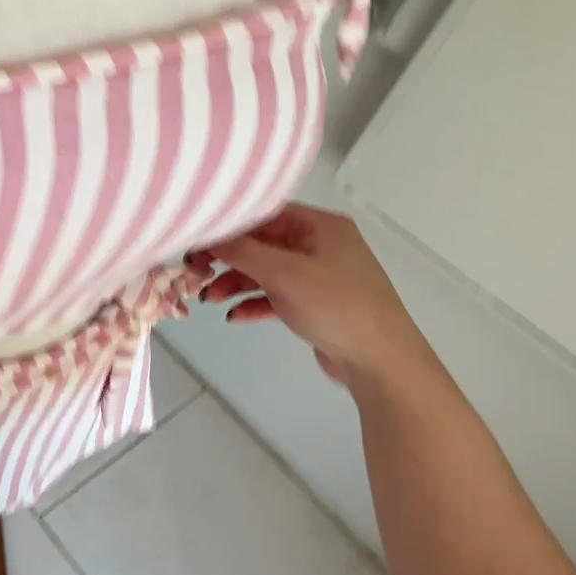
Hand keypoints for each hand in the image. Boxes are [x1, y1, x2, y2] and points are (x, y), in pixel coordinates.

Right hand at [190, 204, 433, 387]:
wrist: (380, 361)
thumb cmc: (336, 306)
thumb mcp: (283, 273)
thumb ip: (240, 250)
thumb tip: (203, 234)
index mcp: (319, 226)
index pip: (263, 213)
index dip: (228, 225)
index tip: (195, 240)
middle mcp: (319, 244)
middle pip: (260, 242)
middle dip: (226, 258)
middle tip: (195, 272)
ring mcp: (317, 275)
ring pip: (263, 270)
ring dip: (234, 283)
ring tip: (210, 299)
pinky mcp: (313, 304)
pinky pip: (273, 295)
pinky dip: (253, 302)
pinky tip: (235, 316)